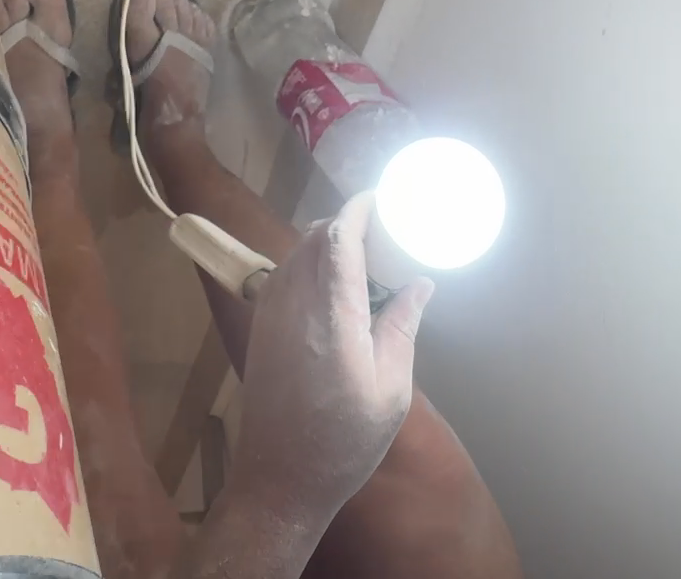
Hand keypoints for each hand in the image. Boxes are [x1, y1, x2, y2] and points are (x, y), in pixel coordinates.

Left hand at [228, 193, 434, 522]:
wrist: (279, 480)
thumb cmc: (344, 441)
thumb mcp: (391, 391)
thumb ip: (402, 328)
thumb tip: (419, 284)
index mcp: (333, 318)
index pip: (337, 242)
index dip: (356, 212)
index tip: (376, 199)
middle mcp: (295, 306)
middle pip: (312, 238)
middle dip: (341, 222)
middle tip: (374, 227)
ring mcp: (271, 315)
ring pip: (293, 253)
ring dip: (322, 240)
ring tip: (355, 250)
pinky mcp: (261, 328)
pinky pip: (282, 273)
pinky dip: (305, 260)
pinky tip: (327, 279)